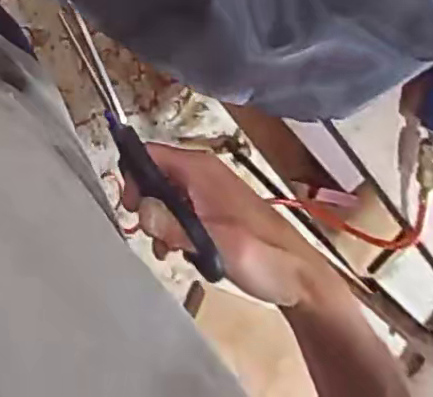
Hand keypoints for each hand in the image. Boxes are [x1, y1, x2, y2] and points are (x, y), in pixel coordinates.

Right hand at [123, 143, 336, 307]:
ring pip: (166, 195)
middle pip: (155, 174)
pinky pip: (181, 210)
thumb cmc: (263, 255)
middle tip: (151, 234)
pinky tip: (181, 251)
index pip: (150, 153)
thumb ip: (174, 227)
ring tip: (168, 250)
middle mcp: (201, 172)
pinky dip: (174, 228)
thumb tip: (140, 212)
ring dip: (160, 221)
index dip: (132, 175)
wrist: (302, 280)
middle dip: (146, 204)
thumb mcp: (214, 243)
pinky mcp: (214, 210)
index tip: (130, 207)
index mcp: (200, 167)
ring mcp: (208, 190)